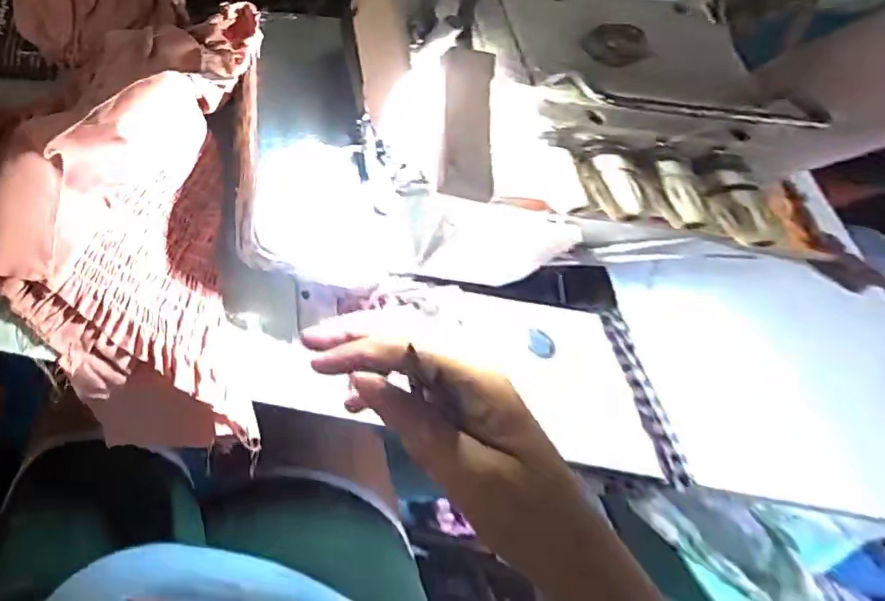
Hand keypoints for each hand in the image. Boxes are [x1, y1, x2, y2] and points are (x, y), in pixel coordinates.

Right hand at [303, 310, 660, 600]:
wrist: (573, 551)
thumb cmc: (524, 513)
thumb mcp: (463, 470)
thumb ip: (410, 419)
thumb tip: (360, 377)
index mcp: (477, 375)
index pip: (406, 344)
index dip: (357, 349)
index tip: (315, 362)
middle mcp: (471, 365)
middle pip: (405, 333)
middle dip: (355, 333)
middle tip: (311, 342)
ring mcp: (467, 381)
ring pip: (407, 350)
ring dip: (365, 352)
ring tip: (325, 365)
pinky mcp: (462, 401)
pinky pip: (415, 377)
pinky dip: (383, 380)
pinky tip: (359, 397)